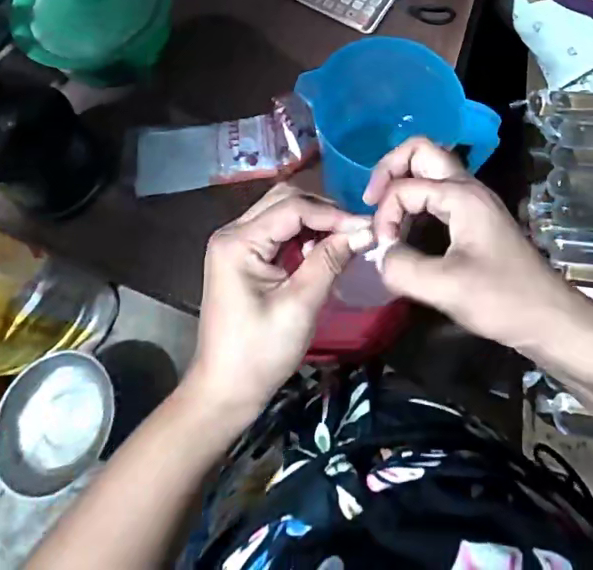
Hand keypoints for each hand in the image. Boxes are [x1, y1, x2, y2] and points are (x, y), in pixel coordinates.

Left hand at [183, 185, 374, 414]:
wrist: (225, 390)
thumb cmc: (259, 353)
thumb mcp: (299, 306)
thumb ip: (329, 262)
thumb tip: (363, 231)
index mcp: (237, 241)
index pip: (291, 208)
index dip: (332, 214)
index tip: (367, 227)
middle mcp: (232, 232)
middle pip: (283, 201)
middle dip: (323, 211)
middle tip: (357, 231)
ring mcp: (235, 243)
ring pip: (281, 212)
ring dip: (313, 221)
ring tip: (345, 238)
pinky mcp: (242, 256)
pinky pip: (276, 231)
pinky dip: (301, 234)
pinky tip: (322, 249)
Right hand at [366, 138, 579, 352]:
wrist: (553, 321)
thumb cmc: (504, 301)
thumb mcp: (446, 288)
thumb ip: (402, 268)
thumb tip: (379, 256)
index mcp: (461, 196)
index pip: (403, 187)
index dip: (384, 215)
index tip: (383, 249)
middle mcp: (468, 188)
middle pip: (420, 151)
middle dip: (389, 168)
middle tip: (372, 200)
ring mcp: (475, 202)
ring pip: (430, 169)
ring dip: (403, 181)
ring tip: (385, 213)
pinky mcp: (477, 220)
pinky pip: (438, 192)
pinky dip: (416, 199)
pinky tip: (407, 227)